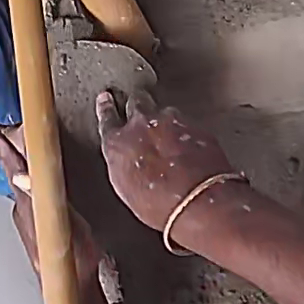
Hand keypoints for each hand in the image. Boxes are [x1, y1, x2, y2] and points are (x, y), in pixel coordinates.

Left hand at [0, 123, 100, 284]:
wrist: (70, 287)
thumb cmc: (74, 258)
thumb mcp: (65, 224)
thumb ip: (42, 197)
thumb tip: (21, 176)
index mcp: (29, 204)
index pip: (12, 167)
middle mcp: (22, 209)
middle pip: (12, 170)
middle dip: (3, 148)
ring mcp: (25, 217)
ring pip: (19, 182)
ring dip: (16, 162)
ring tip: (12, 144)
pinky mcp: (31, 224)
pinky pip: (27, 194)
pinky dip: (26, 178)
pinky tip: (31, 174)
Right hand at [95, 90, 240, 233]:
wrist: (197, 201)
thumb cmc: (158, 204)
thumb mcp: (125, 189)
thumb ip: (122, 163)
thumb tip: (127, 157)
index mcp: (117, 142)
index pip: (107, 117)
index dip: (106, 107)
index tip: (106, 99)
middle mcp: (141, 124)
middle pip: (136, 101)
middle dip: (137, 104)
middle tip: (139, 110)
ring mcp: (171, 121)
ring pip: (164, 111)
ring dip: (165, 121)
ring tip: (170, 140)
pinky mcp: (196, 125)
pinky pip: (187, 123)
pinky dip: (186, 133)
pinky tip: (189, 149)